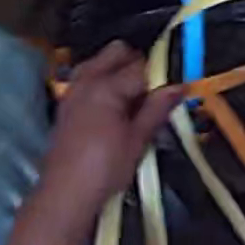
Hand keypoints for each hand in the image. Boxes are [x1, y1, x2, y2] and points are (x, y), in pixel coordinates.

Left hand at [36, 41, 183, 221]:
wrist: (65, 193)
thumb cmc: (105, 168)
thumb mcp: (137, 141)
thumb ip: (157, 109)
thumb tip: (179, 87)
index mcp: (106, 85)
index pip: (140, 67)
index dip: (159, 77)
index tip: (169, 91)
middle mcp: (88, 77)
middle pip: (117, 51)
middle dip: (137, 63)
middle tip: (150, 92)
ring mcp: (74, 86)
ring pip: (101, 59)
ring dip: (118, 69)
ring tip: (132, 99)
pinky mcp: (67, 98)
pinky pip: (88, 74)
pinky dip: (102, 78)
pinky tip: (112, 105)